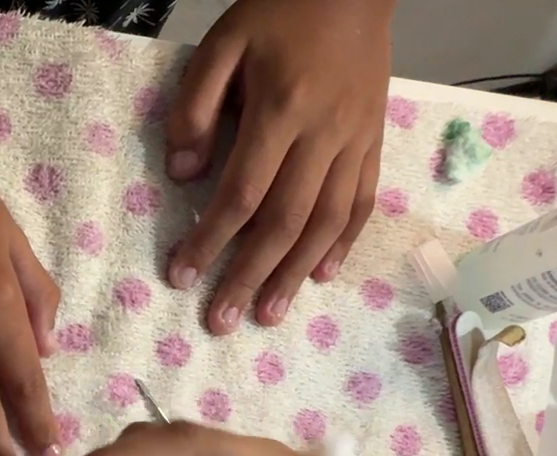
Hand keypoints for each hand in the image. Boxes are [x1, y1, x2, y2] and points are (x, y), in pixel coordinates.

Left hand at [164, 0, 391, 334]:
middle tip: (222, 322)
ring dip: (295, 274)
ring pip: (327, 220)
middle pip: (284, 221)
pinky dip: (343, 242)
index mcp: (282, 110)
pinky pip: (364, 199)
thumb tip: (182, 175)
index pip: (240, 195)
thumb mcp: (221, 46)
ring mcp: (357, 138)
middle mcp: (325, 133)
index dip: (209, 242)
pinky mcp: (375, 138)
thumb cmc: (278, 13)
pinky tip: (321, 277)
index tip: (181, 278)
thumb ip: (194, 110)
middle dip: (249, 277)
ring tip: (269, 316)